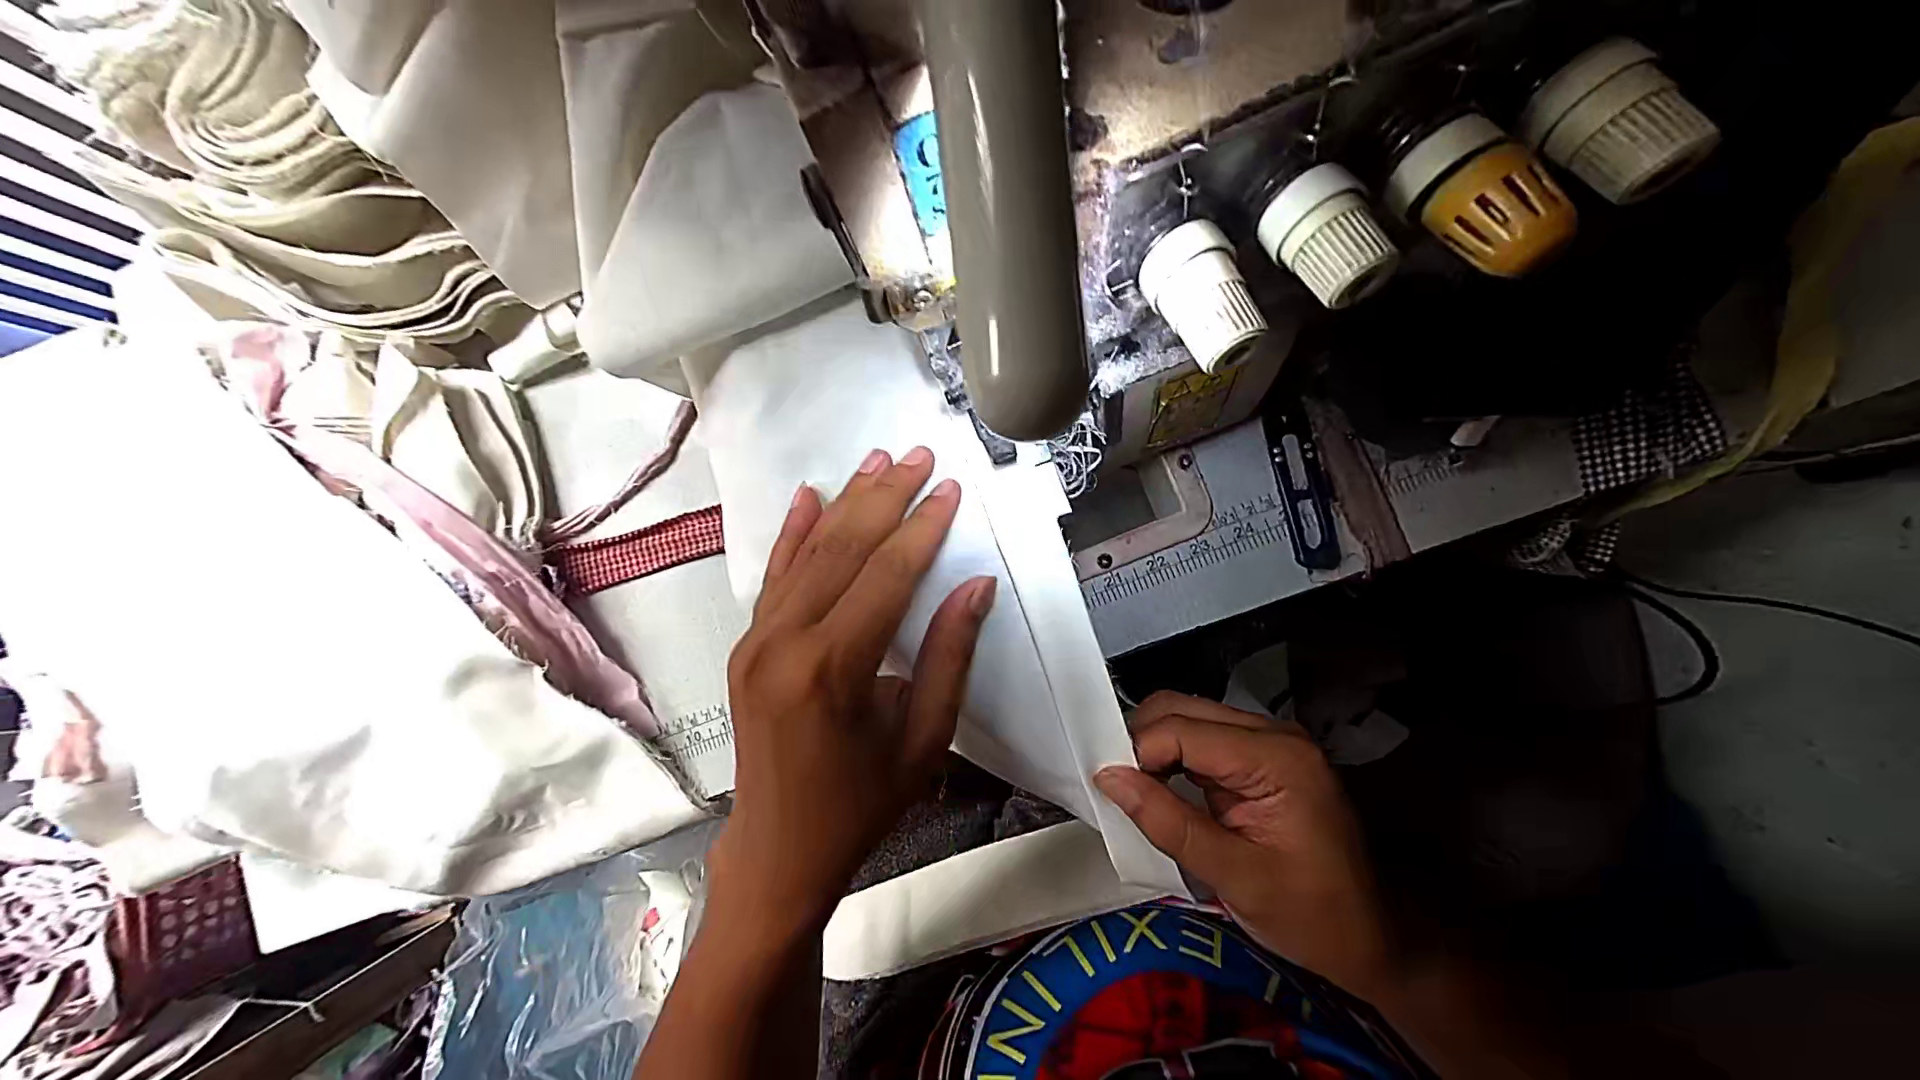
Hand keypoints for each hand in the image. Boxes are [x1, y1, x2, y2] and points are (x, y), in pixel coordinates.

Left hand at [712, 446, 995, 929]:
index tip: (949, 490)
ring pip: (808, 554)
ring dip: (846, 503)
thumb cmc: (860, 805)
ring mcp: (756, 641)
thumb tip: (975, 586)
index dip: (922, 529)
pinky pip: (772, 577)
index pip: (887, 576)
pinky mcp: (746, 646)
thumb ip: (949, 657)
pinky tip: (808, 496)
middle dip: (886, 497)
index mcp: (832, 669)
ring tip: (878, 461)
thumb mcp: (923, 741)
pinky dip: (792, 533)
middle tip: (919, 456)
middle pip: (844, 549)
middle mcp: (785, 643)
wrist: (777, 849)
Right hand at [1093, 692, 1390, 997]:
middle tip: (1119, 789)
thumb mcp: (1235, 876)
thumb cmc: (1315, 917)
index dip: (1137, 754)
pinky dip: (1169, 759)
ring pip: (1184, 718)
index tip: (1112, 791)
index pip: (1181, 730)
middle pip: (1180, 709)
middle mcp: (1272, 734)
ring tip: (1136, 792)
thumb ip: (1168, 822)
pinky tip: (1159, 789)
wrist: (1375, 941)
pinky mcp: (1257, 756)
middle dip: (1140, 744)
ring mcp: (1267, 741)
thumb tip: (1108, 778)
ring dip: (1152, 750)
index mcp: (1277, 757)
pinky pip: (1197, 739)